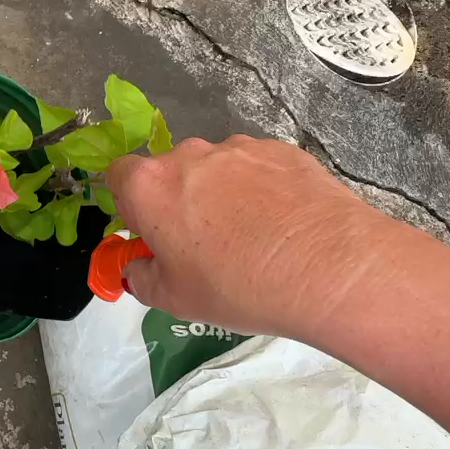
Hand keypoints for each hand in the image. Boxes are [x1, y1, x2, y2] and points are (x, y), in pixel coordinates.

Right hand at [105, 135, 393, 340]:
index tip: (152, 233)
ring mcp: (237, 148)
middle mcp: (187, 155)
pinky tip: (284, 224)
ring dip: (221, 192)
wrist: (332, 269)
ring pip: (215, 168)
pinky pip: (258, 167)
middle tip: (204, 243)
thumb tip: (139, 268)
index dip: (131, 205)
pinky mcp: (282, 150)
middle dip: (178, 200)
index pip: (117, 176)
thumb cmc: (237, 286)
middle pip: (169, 171)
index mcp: (148, 186)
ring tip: (254, 235)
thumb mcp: (173, 300)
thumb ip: (141, 278)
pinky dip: (262, 188)